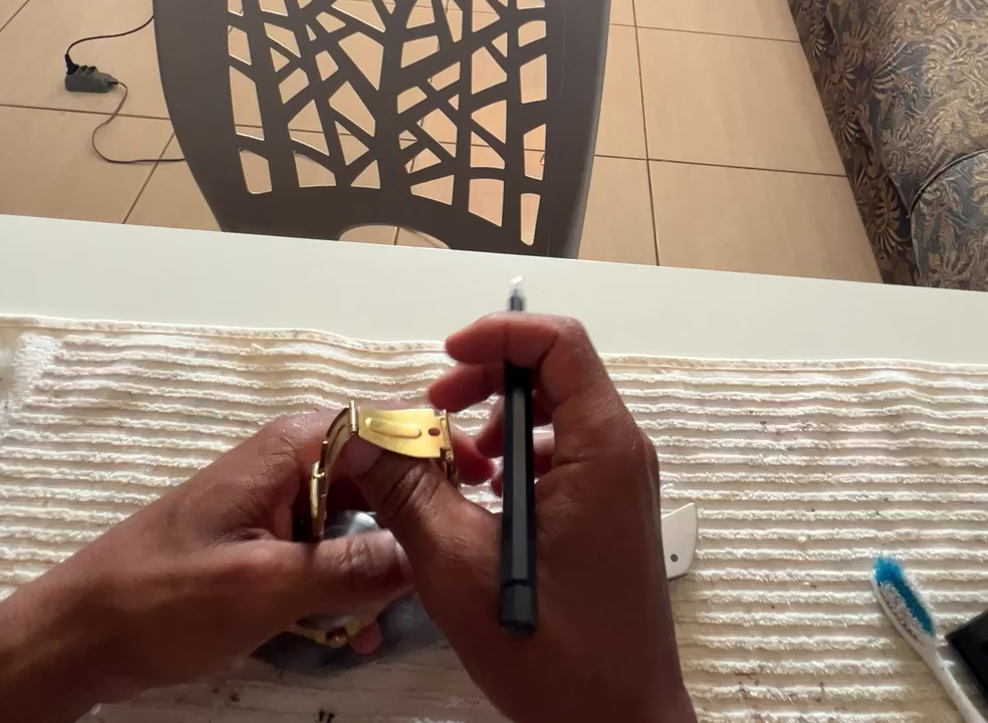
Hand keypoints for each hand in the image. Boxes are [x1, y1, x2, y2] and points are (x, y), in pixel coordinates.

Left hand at [0, 412, 489, 721]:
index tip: (477, 487)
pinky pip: (329, 544)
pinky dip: (349, 577)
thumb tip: (423, 556)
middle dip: (415, 515)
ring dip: (383, 557)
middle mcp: (294, 459)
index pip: (388, 425)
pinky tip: (358, 627)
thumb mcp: (264, 587)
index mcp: (295, 445)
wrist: (73, 636)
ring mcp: (282, 497)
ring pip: (359, 512)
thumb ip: (350, 569)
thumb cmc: (160, 597)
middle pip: (380, 469)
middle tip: (451, 557)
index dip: (436, 452)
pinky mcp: (271, 533)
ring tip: (405, 607)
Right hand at [344, 314, 694, 722]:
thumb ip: (410, 493)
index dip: (502, 333)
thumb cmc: (554, 654)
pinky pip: (562, 447)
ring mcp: (620, 477)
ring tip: (456, 461)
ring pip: (556, 409)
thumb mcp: (462, 568)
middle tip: (435, 411)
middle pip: (555, 370)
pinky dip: (517, 452)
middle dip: (488, 377)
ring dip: (499, 417)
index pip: (562, 343)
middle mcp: (621, 449)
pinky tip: (483, 494)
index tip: (448, 357)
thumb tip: (365, 437)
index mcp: (604, 446)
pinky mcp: (609, 503)